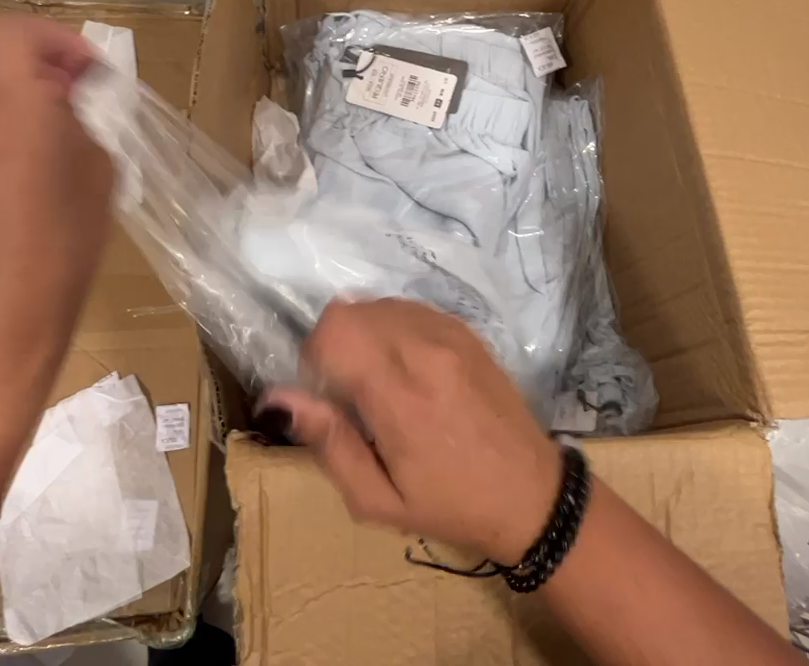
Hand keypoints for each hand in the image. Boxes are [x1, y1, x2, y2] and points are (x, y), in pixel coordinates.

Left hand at [0, 17, 115, 377]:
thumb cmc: (65, 254)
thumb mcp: (97, 176)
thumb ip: (78, 120)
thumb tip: (65, 94)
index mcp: (14, 114)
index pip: (16, 35)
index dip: (56, 40)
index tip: (86, 69)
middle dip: (23, 47)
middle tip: (60, 78)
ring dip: (1, 79)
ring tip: (40, 116)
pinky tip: (12, 155)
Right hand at [259, 299, 563, 564]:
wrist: (531, 494)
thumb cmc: (449, 504)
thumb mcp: (376, 498)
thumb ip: (327, 442)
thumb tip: (276, 398)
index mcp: (399, 394)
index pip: (333, 331)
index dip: (314, 358)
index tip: (327, 395)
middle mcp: (424, 349)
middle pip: (349, 310)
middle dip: (333, 345)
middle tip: (350, 392)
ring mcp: (449, 333)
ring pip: (377, 304)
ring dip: (363, 334)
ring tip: (380, 381)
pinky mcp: (465, 330)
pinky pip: (408, 308)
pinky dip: (393, 329)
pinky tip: (407, 368)